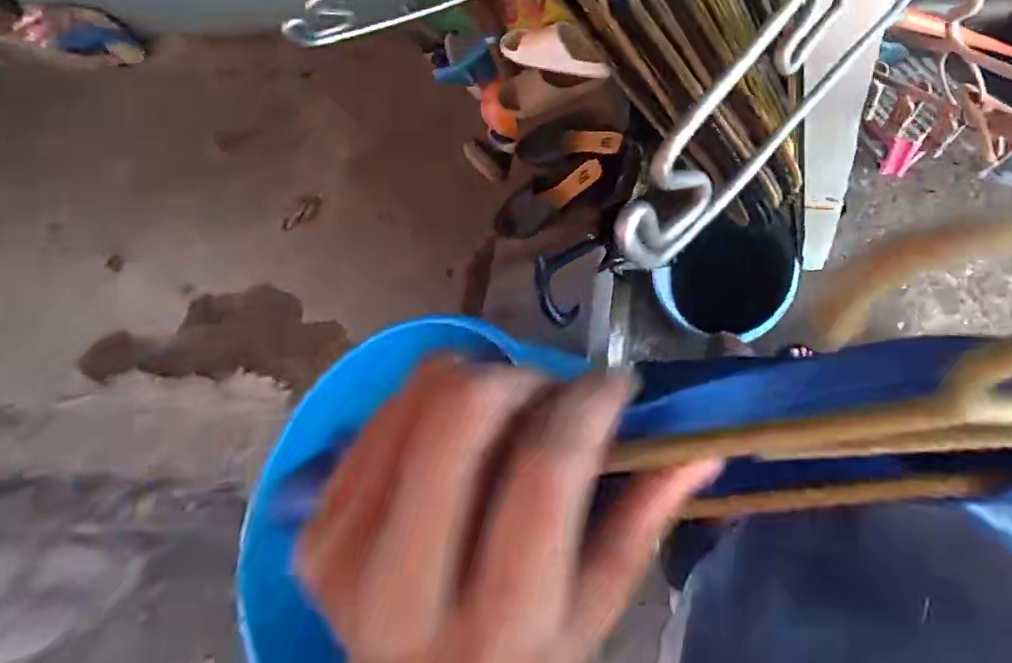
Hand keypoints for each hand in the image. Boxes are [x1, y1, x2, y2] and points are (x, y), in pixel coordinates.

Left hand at [295, 358, 721, 662]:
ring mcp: (343, 551)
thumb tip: (699, 449)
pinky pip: (390, 404)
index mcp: (496, 625)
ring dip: (487, 376)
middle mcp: (404, 589)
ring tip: (514, 411)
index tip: (617, 383)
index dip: (589, 402)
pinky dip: (441, 392)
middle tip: (556, 393)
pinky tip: (466, 428)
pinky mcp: (313, 523)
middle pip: (465, 411)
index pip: (545, 470)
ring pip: (426, 392)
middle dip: (528, 378)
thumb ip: (643, 525)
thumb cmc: (521, 654)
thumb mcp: (595, 613)